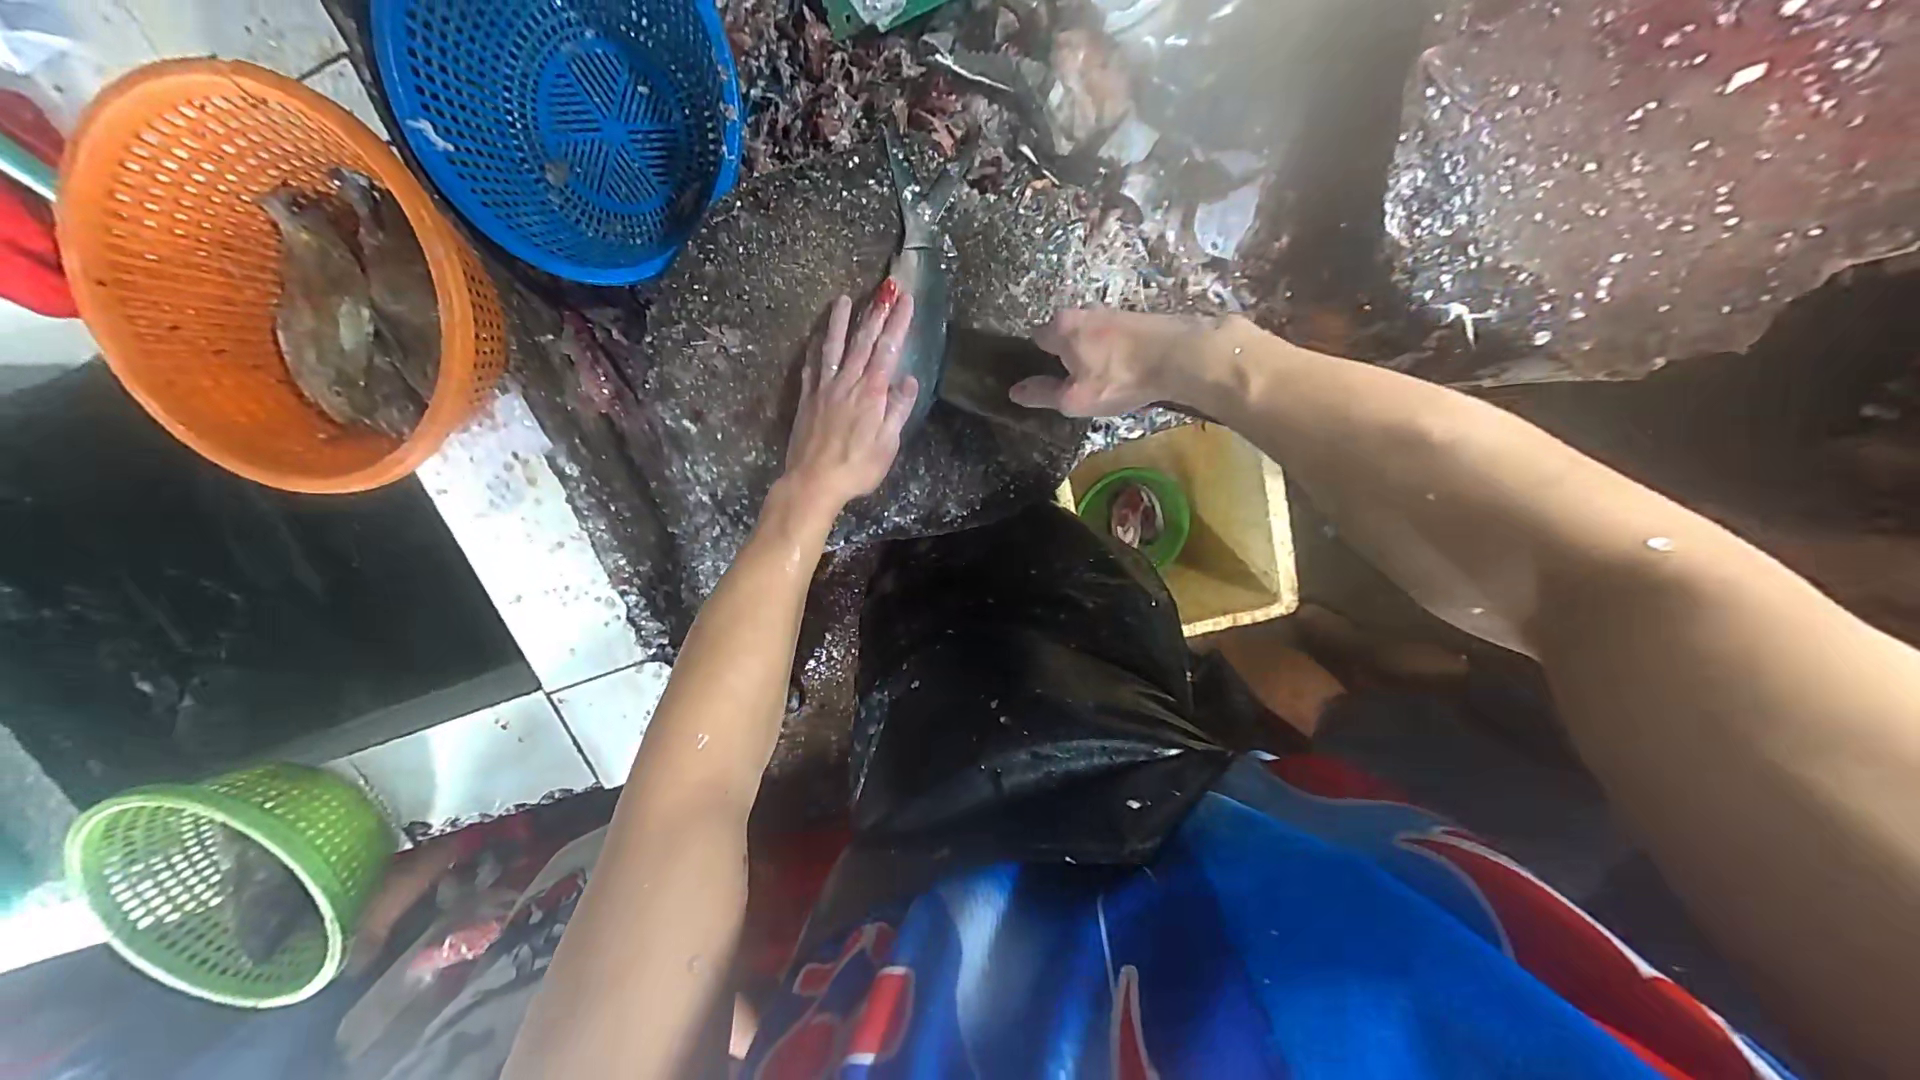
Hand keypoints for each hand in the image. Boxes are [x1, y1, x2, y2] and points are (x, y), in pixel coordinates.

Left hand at [781, 290, 917, 518]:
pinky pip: (811, 365)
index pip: (888, 350)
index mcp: (871, 393)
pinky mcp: (807, 398)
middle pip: (863, 341)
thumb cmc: (856, 468)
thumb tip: (909, 380)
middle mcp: (847, 383)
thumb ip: (898, 410)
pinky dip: (815, 347)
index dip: (898, 323)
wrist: (813, 482)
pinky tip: (816, 337)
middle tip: (885, 289)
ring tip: (843, 299)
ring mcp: (824, 388)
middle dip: (876, 313)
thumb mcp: (887, 444)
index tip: (906, 300)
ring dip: (840, 321)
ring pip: (833, 346)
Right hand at [1011, 309, 1210, 416]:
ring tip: (1106, 383)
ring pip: (1091, 337)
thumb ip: (1043, 394)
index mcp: (1061, 326)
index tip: (1050, 383)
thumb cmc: (1119, 378)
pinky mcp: (1137, 317)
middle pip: (1065, 337)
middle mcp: (1083, 311)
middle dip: (1068, 359)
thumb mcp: (1074, 398)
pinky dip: (1116, 354)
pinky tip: (1127, 372)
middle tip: (1078, 387)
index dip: (1040, 363)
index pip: (1036, 340)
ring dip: (1094, 357)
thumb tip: (1014, 392)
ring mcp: (1112, 311)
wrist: (1180, 356)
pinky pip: (1115, 339)